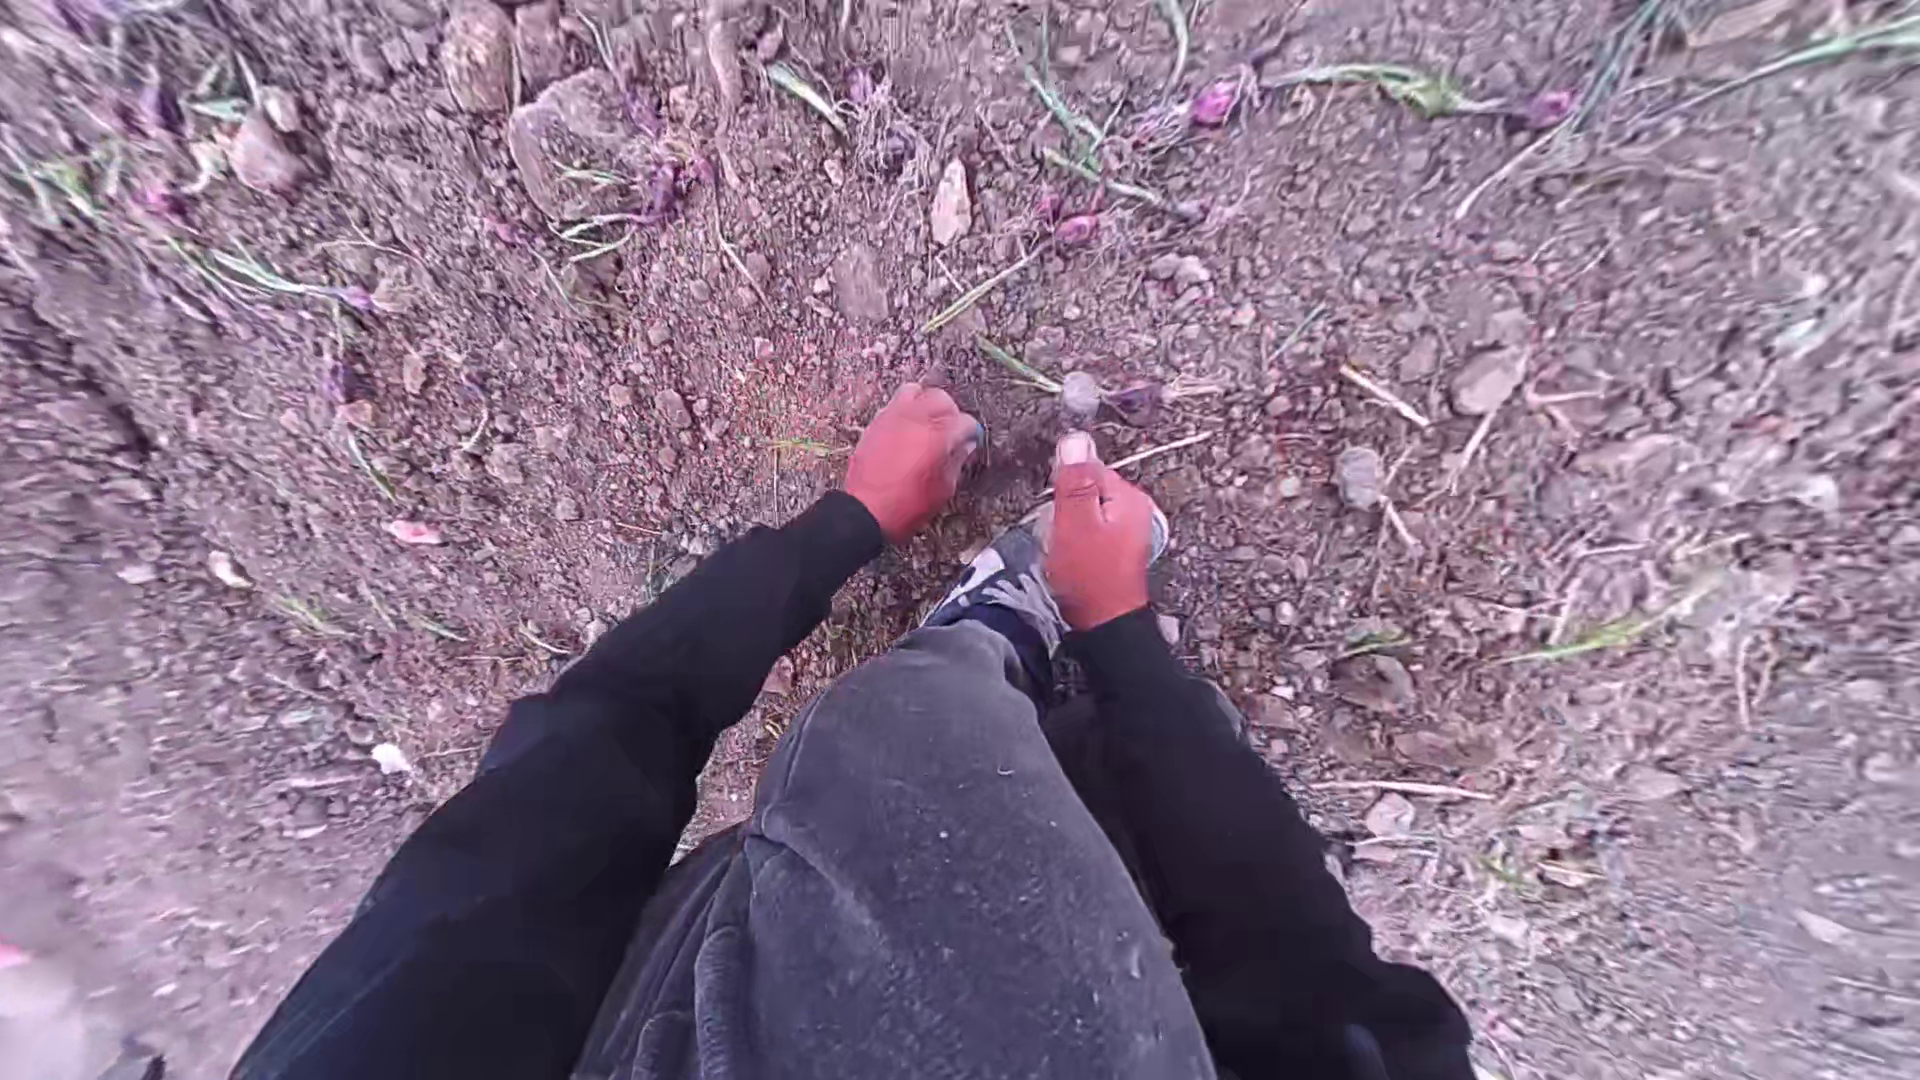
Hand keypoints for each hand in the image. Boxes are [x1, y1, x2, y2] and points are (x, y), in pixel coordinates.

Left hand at [844, 383, 980, 542]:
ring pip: (915, 391)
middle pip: (941, 397)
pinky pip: (894, 404)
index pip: (965, 421)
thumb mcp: (943, 489)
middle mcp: (915, 421)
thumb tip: (964, 447)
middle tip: (952, 428)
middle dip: (951, 411)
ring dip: (925, 403)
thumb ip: (956, 462)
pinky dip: (906, 411)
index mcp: (938, 437)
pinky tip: (909, 429)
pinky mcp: (876, 424)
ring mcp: (892, 419)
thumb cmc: (904, 506)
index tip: (969, 441)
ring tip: (929, 422)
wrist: (867, 512)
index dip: (970, 432)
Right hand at [1045, 431, 1153, 629]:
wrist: (1104, 625)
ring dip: (1068, 527)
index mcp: (1128, 498)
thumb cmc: (1089, 575)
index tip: (1058, 513)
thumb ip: (1075, 481)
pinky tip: (1071, 558)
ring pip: (1085, 512)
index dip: (1064, 489)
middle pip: (1086, 491)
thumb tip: (1075, 439)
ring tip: (1065, 549)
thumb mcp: (1075, 523)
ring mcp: (1126, 531)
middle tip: (1060, 534)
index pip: (1087, 470)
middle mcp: (1133, 510)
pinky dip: (1076, 541)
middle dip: (1066, 509)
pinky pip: (1089, 531)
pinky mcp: (1116, 549)